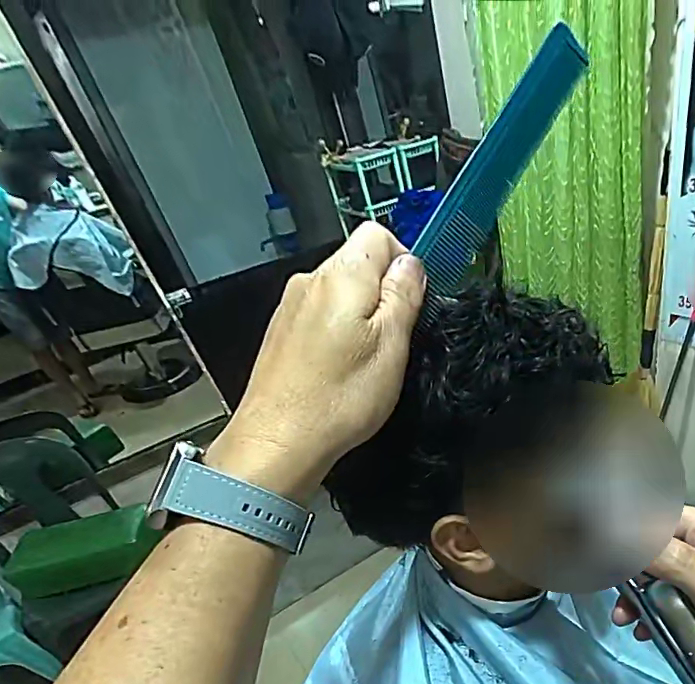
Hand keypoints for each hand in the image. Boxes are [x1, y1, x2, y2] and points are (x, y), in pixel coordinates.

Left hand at [207, 222, 426, 497]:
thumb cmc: (342, 396)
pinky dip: (340, 332)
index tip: (413, 306)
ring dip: (362, 315)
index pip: (380, 234)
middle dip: (384, 292)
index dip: (405, 263)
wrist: (280, 439)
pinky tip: (342, 368)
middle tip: (396, 342)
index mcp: (341, 275)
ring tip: (369, 360)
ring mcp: (291, 305)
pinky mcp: (282, 331)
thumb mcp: (391, 345)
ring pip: (341, 292)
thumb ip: (403, 296)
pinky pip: (322, 315)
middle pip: (359, 262)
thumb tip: (411, 263)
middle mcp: (310, 279)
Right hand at [612, 506, 694, 681]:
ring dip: (643, 599)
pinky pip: (675, 603)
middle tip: (618, 597)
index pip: (664, 520)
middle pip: (660, 552)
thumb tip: (623, 532)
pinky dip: (659, 615)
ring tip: (628, 619)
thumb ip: (666, 557)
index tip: (605, 555)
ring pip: (664, 581)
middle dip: (635, 575)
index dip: (633, 536)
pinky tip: (647, 630)